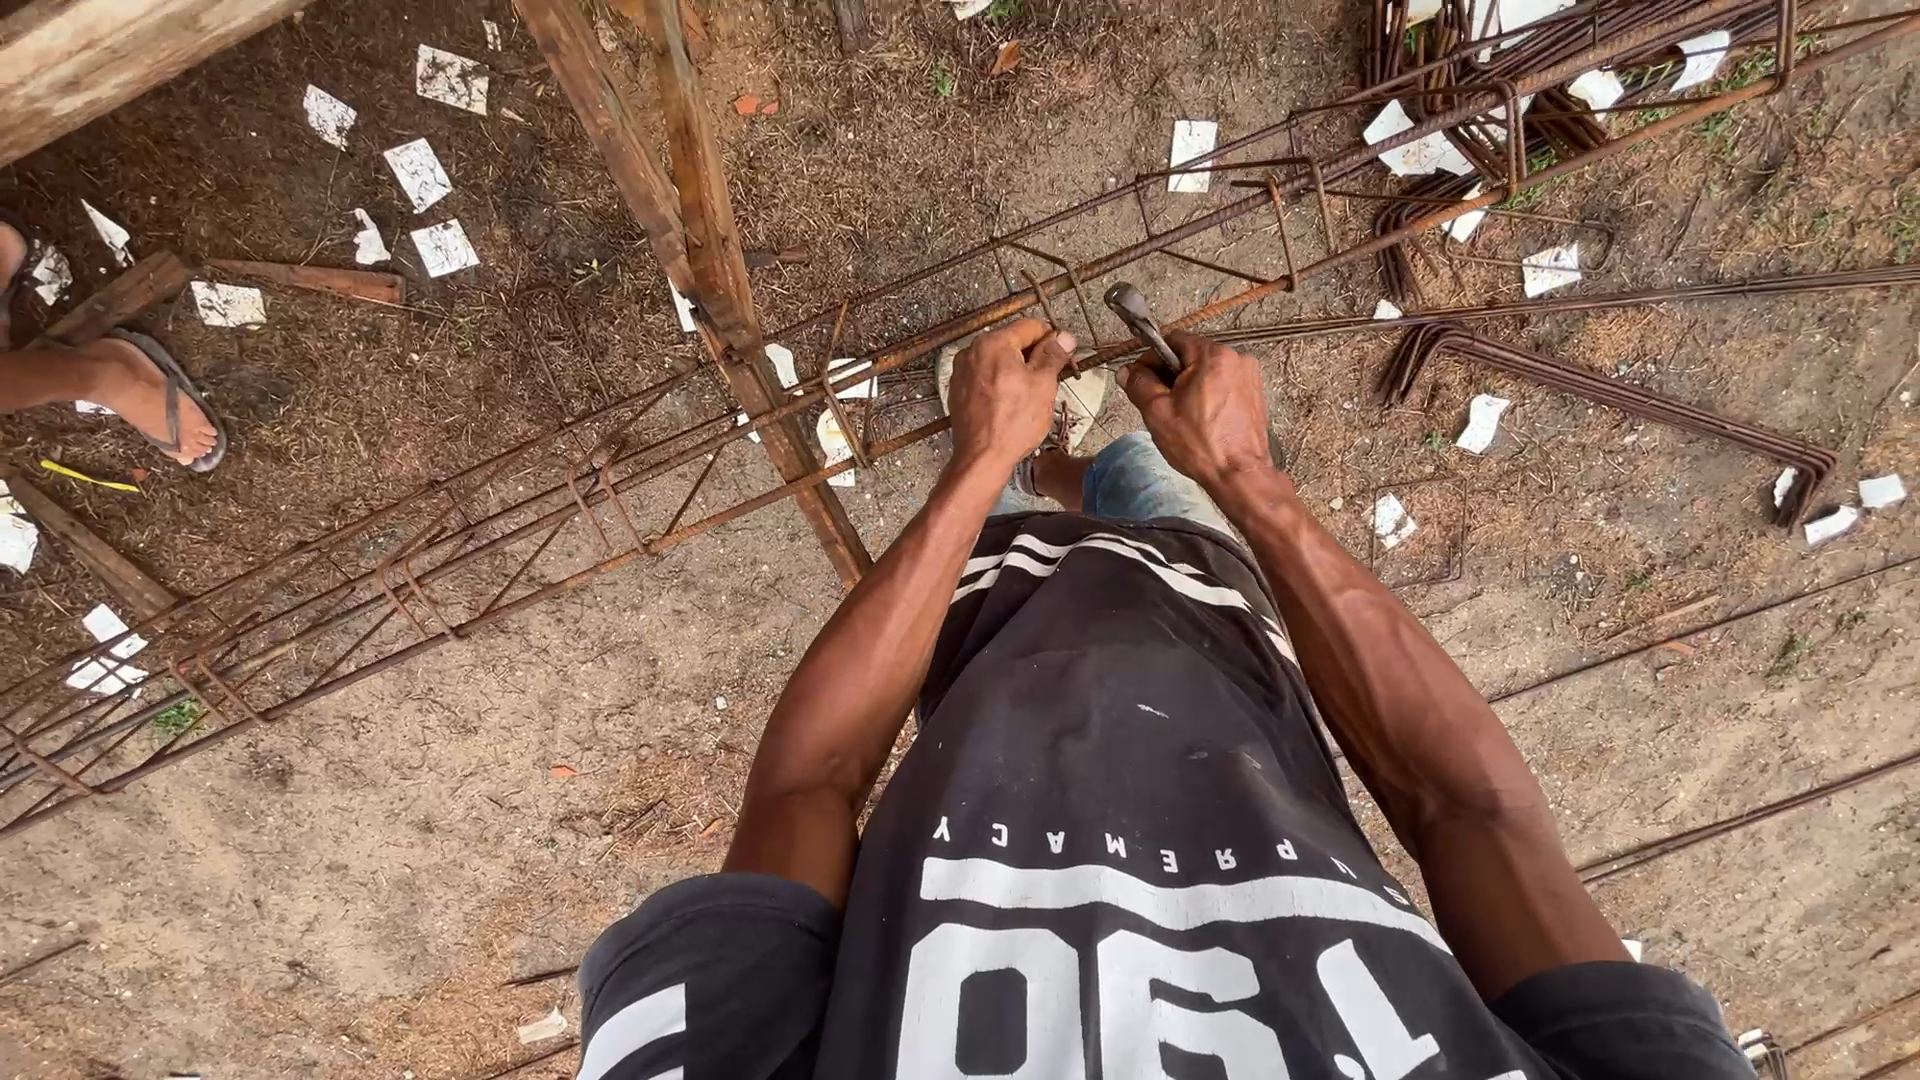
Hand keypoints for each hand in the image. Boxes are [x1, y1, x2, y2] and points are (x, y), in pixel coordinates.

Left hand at [946, 318, 1075, 473]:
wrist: (983, 457)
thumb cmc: (1012, 424)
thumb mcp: (1043, 384)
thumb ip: (1053, 355)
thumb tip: (1064, 338)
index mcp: (993, 343)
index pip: (1029, 326)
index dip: (1050, 338)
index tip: (1061, 352)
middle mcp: (972, 352)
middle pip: (1011, 342)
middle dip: (1031, 356)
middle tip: (1047, 378)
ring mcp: (962, 372)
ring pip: (997, 361)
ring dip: (1015, 371)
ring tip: (1029, 395)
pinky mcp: (958, 391)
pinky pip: (984, 378)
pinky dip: (999, 384)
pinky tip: (1010, 403)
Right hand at [1120, 331, 1284, 493]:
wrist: (1239, 473)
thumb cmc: (1200, 444)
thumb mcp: (1157, 412)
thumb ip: (1139, 385)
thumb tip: (1127, 372)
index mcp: (1212, 356)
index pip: (1173, 340)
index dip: (1151, 359)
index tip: (1140, 380)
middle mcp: (1236, 358)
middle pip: (1191, 356)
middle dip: (1170, 375)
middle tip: (1157, 402)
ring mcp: (1249, 376)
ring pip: (1207, 371)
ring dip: (1188, 386)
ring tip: (1179, 415)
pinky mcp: (1255, 393)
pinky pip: (1223, 384)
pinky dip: (1207, 395)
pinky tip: (1199, 419)